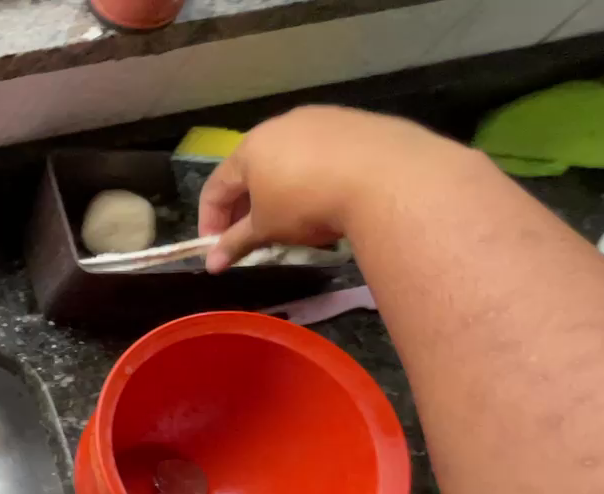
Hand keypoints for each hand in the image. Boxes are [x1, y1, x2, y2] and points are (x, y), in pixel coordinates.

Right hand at [200, 106, 469, 271]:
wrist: (393, 179)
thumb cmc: (308, 203)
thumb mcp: (265, 229)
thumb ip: (234, 243)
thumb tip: (211, 264)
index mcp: (251, 147)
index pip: (215, 188)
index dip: (210, 222)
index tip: (216, 248)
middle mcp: (283, 125)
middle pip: (251, 171)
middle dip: (245, 206)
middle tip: (250, 235)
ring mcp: (325, 119)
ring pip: (287, 160)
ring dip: (278, 191)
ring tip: (290, 219)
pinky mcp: (360, 122)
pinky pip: (323, 153)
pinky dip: (313, 177)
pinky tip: (325, 198)